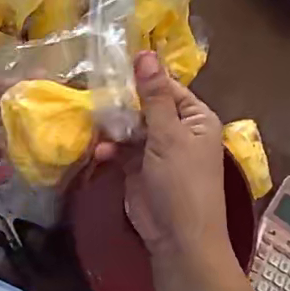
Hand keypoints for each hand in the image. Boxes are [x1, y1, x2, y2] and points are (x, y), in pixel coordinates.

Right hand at [114, 50, 227, 261]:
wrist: (178, 236)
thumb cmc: (182, 182)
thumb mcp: (168, 136)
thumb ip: (154, 97)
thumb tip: (146, 54)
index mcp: (195, 118)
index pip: (167, 88)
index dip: (143, 77)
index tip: (112, 65)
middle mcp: (177, 130)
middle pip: (145, 107)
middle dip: (122, 104)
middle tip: (94, 92)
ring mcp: (156, 151)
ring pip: (130, 128)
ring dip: (113, 128)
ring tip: (95, 125)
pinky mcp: (138, 169)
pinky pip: (121, 150)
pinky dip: (110, 149)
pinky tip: (100, 152)